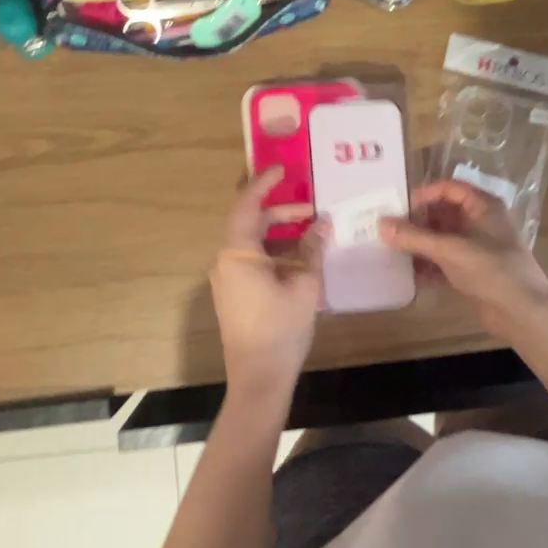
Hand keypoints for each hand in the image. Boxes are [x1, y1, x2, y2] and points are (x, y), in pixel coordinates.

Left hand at [209, 167, 324, 402]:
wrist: (258, 378)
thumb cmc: (281, 330)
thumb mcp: (305, 286)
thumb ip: (313, 249)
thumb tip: (323, 223)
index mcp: (237, 254)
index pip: (247, 205)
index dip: (264, 184)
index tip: (283, 169)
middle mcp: (225, 261)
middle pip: (250, 224)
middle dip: (281, 212)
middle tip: (312, 210)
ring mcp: (226, 280)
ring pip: (251, 244)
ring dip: (279, 235)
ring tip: (311, 234)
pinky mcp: (232, 295)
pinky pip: (251, 261)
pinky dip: (273, 253)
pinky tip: (300, 260)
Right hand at [380, 180, 547, 333]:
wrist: (522, 313)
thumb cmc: (491, 270)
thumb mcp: (450, 249)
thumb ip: (414, 237)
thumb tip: (381, 224)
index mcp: (483, 206)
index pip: (448, 188)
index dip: (424, 194)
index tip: (398, 208)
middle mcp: (480, 222)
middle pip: (442, 213)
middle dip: (416, 222)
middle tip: (388, 231)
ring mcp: (476, 248)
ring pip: (441, 238)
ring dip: (419, 244)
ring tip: (391, 251)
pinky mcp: (471, 271)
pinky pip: (444, 261)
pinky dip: (428, 264)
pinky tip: (407, 273)